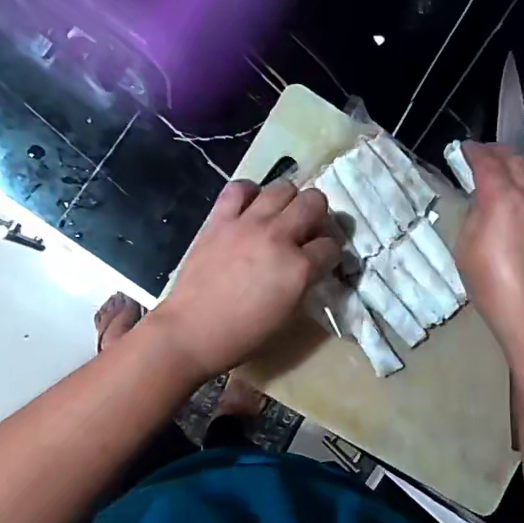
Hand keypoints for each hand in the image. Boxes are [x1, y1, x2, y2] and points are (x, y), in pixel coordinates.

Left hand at [146, 179, 341, 379]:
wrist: (192, 331)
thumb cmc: (243, 334)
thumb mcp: (288, 316)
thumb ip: (305, 285)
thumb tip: (310, 269)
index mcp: (299, 268)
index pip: (331, 246)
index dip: (330, 254)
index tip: (322, 261)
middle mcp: (278, 237)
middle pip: (314, 202)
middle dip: (318, 216)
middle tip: (307, 232)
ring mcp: (248, 224)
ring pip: (283, 187)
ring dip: (289, 200)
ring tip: (280, 217)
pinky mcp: (220, 219)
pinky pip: (239, 188)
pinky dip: (249, 193)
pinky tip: (250, 208)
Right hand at [454, 142, 523, 377]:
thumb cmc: (492, 286)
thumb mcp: (466, 249)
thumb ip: (474, 216)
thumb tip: (483, 202)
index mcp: (502, 198)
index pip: (486, 162)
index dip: (473, 152)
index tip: (464, 149)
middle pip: (515, 159)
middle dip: (497, 153)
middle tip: (483, 154)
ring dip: (522, 166)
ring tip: (510, 174)